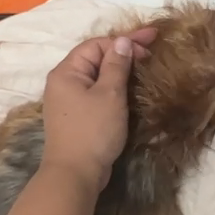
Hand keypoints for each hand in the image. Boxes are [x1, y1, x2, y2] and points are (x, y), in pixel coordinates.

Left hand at [39, 28, 155, 190]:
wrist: (75, 173)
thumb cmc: (93, 131)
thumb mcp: (110, 94)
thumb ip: (117, 65)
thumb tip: (123, 42)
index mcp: (67, 72)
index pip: (97, 45)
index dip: (124, 41)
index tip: (151, 42)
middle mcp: (63, 82)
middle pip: (95, 58)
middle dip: (123, 53)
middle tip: (151, 52)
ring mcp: (68, 100)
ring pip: (97, 76)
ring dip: (120, 70)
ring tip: (143, 67)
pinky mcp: (77, 116)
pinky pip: (96, 92)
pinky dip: (114, 87)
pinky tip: (129, 89)